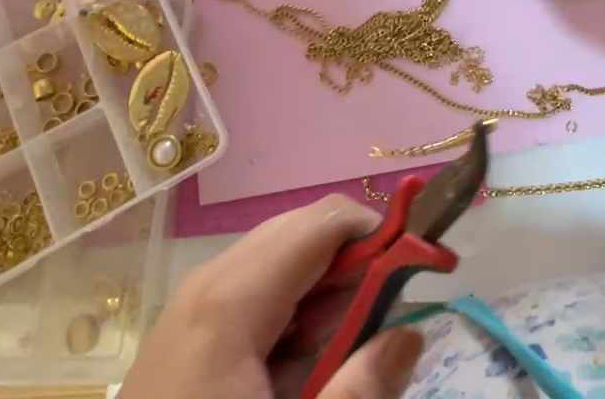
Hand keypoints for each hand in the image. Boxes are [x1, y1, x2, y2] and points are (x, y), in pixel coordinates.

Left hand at [120, 195, 425, 398]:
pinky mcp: (183, 331)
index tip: (422, 265)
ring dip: (322, 289)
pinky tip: (297, 365)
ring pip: (276, 261)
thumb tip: (412, 333)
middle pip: (299, 233)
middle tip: (387, 312)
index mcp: (233, 298)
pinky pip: (251, 292)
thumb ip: (362, 387)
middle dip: (352, 261)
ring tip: (344, 347)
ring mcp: (190, 305)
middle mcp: (209, 282)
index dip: (379, 231)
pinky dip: (289, 311)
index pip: (323, 222)